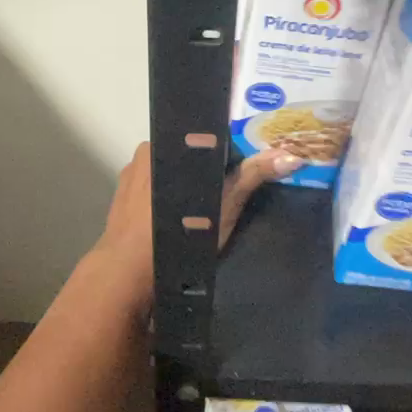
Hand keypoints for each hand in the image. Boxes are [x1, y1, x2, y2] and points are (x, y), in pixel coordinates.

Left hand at [86, 142, 301, 312]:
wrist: (131, 274)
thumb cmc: (180, 233)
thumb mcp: (225, 203)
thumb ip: (253, 175)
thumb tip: (290, 155)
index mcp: (168, 144)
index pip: (206, 138)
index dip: (227, 151)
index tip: (245, 166)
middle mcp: (146, 152)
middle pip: (188, 155)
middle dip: (208, 170)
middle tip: (231, 190)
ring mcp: (130, 176)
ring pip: (169, 174)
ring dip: (187, 186)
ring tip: (206, 209)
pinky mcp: (122, 199)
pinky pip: (151, 191)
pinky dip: (167, 201)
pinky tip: (179, 220)